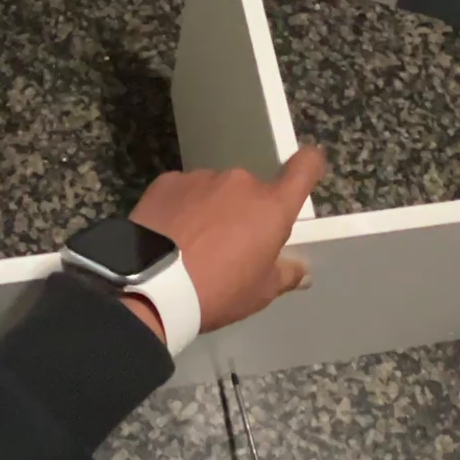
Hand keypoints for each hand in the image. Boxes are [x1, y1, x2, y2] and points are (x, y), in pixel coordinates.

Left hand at [127, 145, 325, 334]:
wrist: (150, 286)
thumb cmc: (218, 291)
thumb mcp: (259, 293)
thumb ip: (285, 275)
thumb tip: (302, 271)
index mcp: (271, 207)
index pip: (305, 167)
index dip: (309, 166)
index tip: (305, 172)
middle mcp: (240, 183)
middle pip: (252, 191)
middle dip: (244, 213)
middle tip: (227, 247)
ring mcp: (201, 178)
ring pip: (215, 191)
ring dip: (210, 210)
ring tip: (190, 245)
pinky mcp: (167, 182)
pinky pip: (183, 192)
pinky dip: (180, 208)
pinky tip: (168, 235)